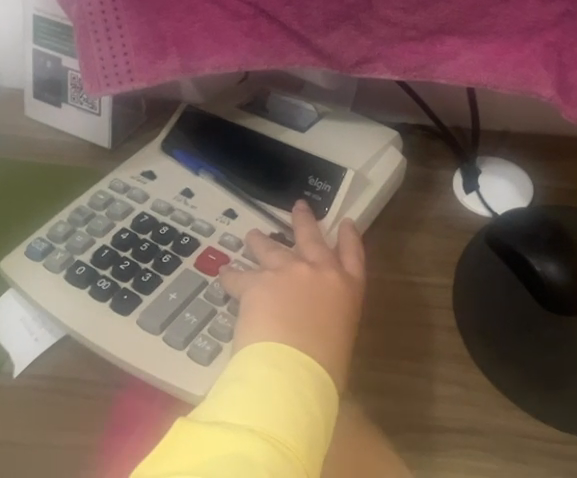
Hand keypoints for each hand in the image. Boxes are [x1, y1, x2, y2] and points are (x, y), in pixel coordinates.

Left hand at [219, 199, 366, 390]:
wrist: (294, 370)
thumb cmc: (326, 366)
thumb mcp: (339, 338)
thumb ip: (329, 321)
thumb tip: (315, 328)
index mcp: (347, 288)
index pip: (353, 253)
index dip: (349, 235)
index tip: (346, 222)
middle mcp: (319, 271)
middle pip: (311, 237)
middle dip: (304, 220)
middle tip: (298, 206)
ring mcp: (288, 272)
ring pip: (272, 248)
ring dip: (260, 240)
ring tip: (252, 235)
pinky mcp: (258, 282)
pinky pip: (239, 275)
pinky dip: (230, 275)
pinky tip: (224, 273)